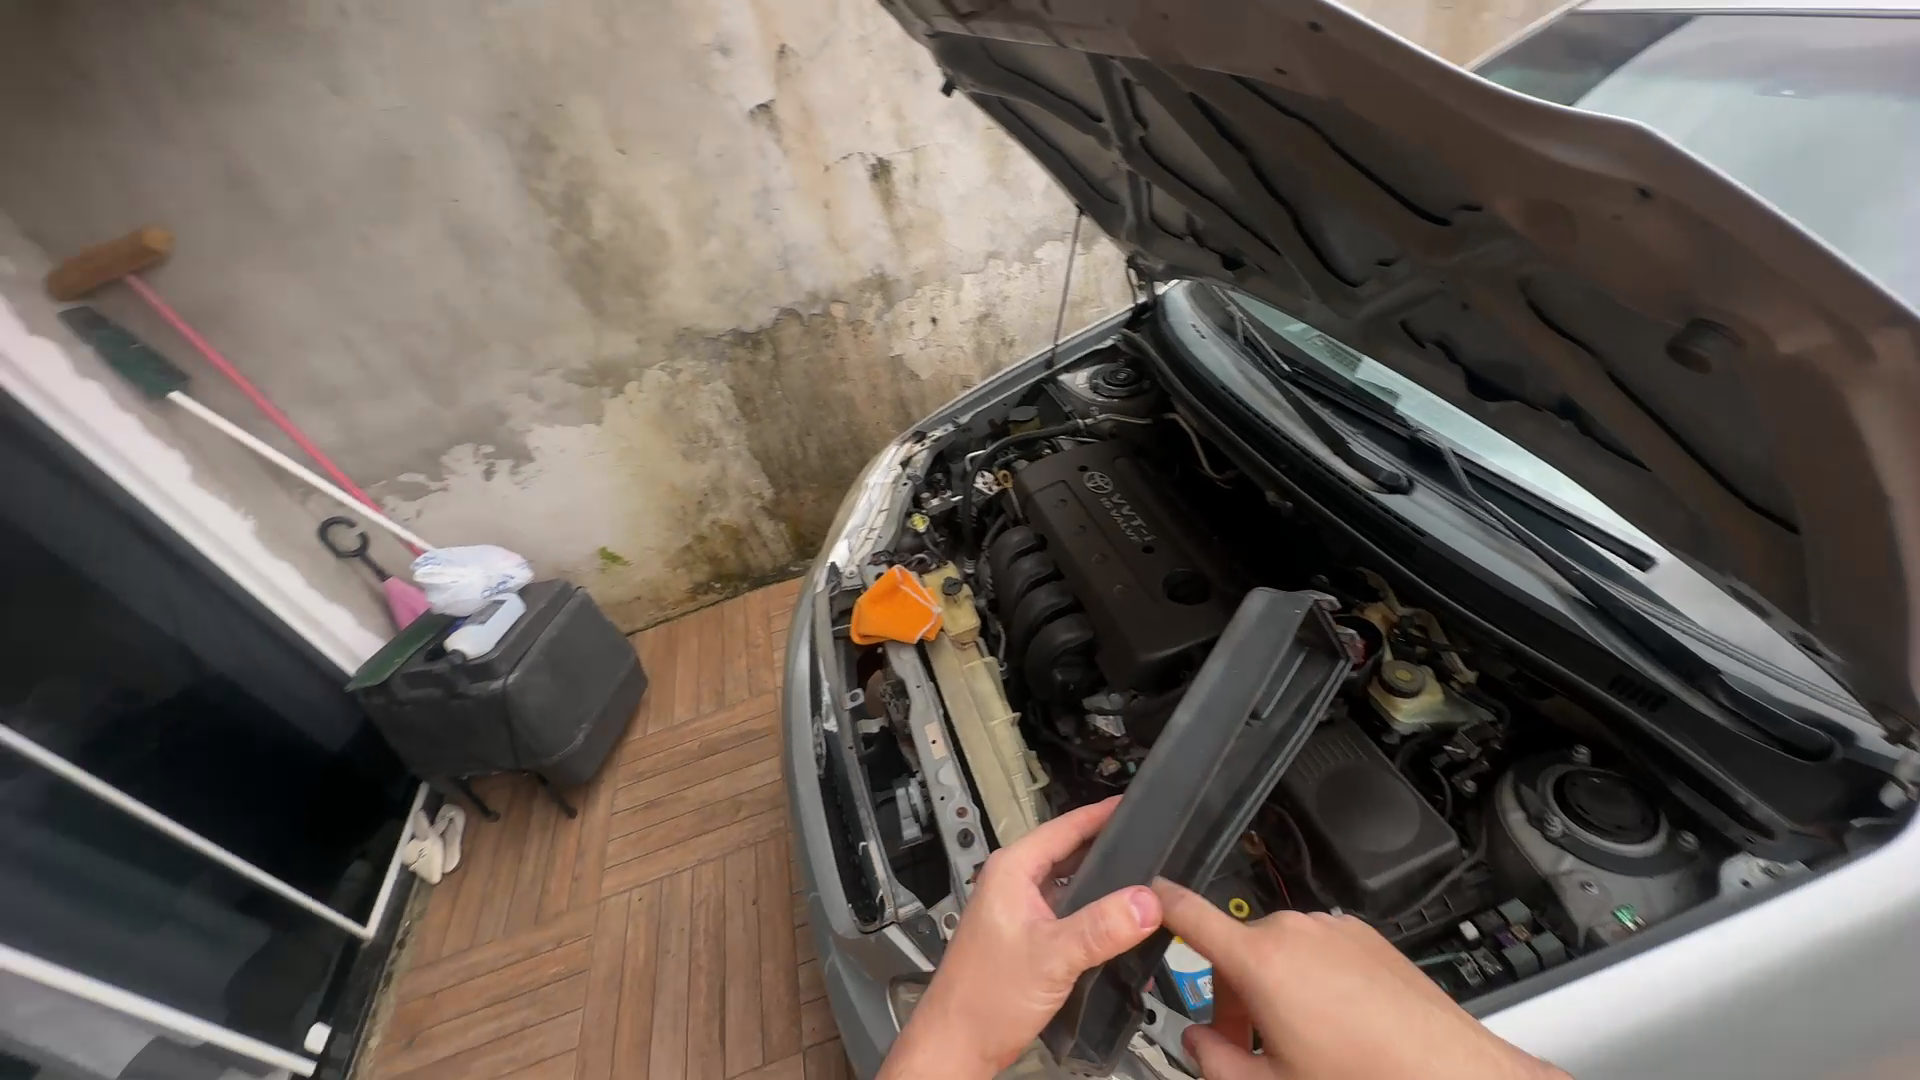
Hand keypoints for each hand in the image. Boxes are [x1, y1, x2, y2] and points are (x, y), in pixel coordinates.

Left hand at [880, 797, 1161, 1078]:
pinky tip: (1116, 921)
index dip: (1100, 815)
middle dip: (1106, 848)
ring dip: (1100, 881)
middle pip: (1068, 852)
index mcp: (1012, 868)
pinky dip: (1091, 909)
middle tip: (1148, 843)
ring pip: (1068, 882)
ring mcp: (1019, 908)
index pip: (1064, 827)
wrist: (958, 1043)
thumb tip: (1146, 900)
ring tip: (1140, 878)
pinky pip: (1066, 909)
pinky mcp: (1026, 934)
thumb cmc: (986, 996)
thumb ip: (1102, 927)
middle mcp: (1013, 881)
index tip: (1133, 805)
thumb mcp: (1052, 956)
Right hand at [1154, 880, 1568, 1079]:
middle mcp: (1292, 930)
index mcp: (1258, 959)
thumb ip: (1217, 1061)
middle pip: (1237, 947)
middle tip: (1247, 1043)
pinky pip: (1319, 948)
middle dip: (1232, 991)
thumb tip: (1197, 1041)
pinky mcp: (1365, 936)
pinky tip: (1340, 1027)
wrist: (1457, 1078)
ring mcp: (1332, 929)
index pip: (1187, 911)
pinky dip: (1312, 978)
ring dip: (1273, 985)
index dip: (1157, 900)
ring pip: (1279, 949)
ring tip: (1303, 1044)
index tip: (1144, 895)